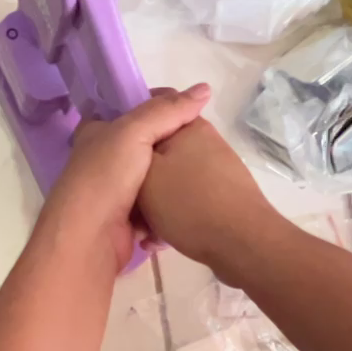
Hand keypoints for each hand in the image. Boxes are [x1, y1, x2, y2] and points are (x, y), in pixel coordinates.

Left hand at [38, 85, 210, 270]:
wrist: (89, 239)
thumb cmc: (105, 177)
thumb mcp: (135, 132)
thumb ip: (168, 110)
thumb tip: (205, 89)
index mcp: (97, 131)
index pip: (131, 108)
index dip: (159, 104)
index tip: (192, 108)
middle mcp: (103, 159)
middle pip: (146, 145)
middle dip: (172, 145)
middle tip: (204, 142)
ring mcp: (115, 191)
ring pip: (153, 178)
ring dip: (173, 179)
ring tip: (203, 171)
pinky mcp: (127, 219)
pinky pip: (155, 207)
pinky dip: (168, 206)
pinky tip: (189, 200)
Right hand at [137, 114, 282, 270]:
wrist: (241, 242)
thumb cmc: (188, 204)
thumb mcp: (145, 177)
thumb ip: (131, 156)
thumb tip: (127, 144)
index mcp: (188, 127)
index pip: (153, 108)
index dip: (127, 126)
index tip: (110, 150)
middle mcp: (203, 142)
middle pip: (158, 152)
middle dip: (139, 179)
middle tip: (125, 203)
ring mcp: (214, 170)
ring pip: (169, 181)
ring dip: (153, 205)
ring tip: (143, 231)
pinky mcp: (221, 196)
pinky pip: (184, 200)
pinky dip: (170, 216)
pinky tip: (160, 240)